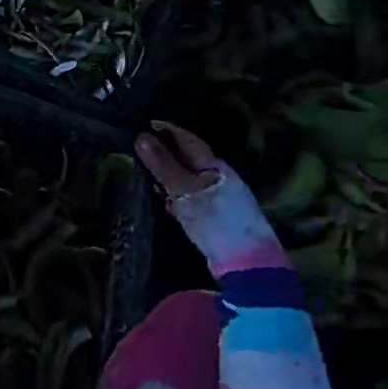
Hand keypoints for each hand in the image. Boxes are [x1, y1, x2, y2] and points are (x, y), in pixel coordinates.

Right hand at [136, 120, 278, 273]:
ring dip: (169, 173)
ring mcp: (219, 197)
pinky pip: (191, 195)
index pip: (188, 139)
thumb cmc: (215, 220)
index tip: (146, 124)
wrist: (247, 265)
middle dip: (166, 151)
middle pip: (188, 157)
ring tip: (146, 171)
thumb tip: (141, 136)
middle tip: (140, 147)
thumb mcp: (184, 190)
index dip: (168, 130)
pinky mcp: (216, 216)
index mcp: (214, 165)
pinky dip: (175, 192)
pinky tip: (164, 198)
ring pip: (188, 177)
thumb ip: (163, 165)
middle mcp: (218, 176)